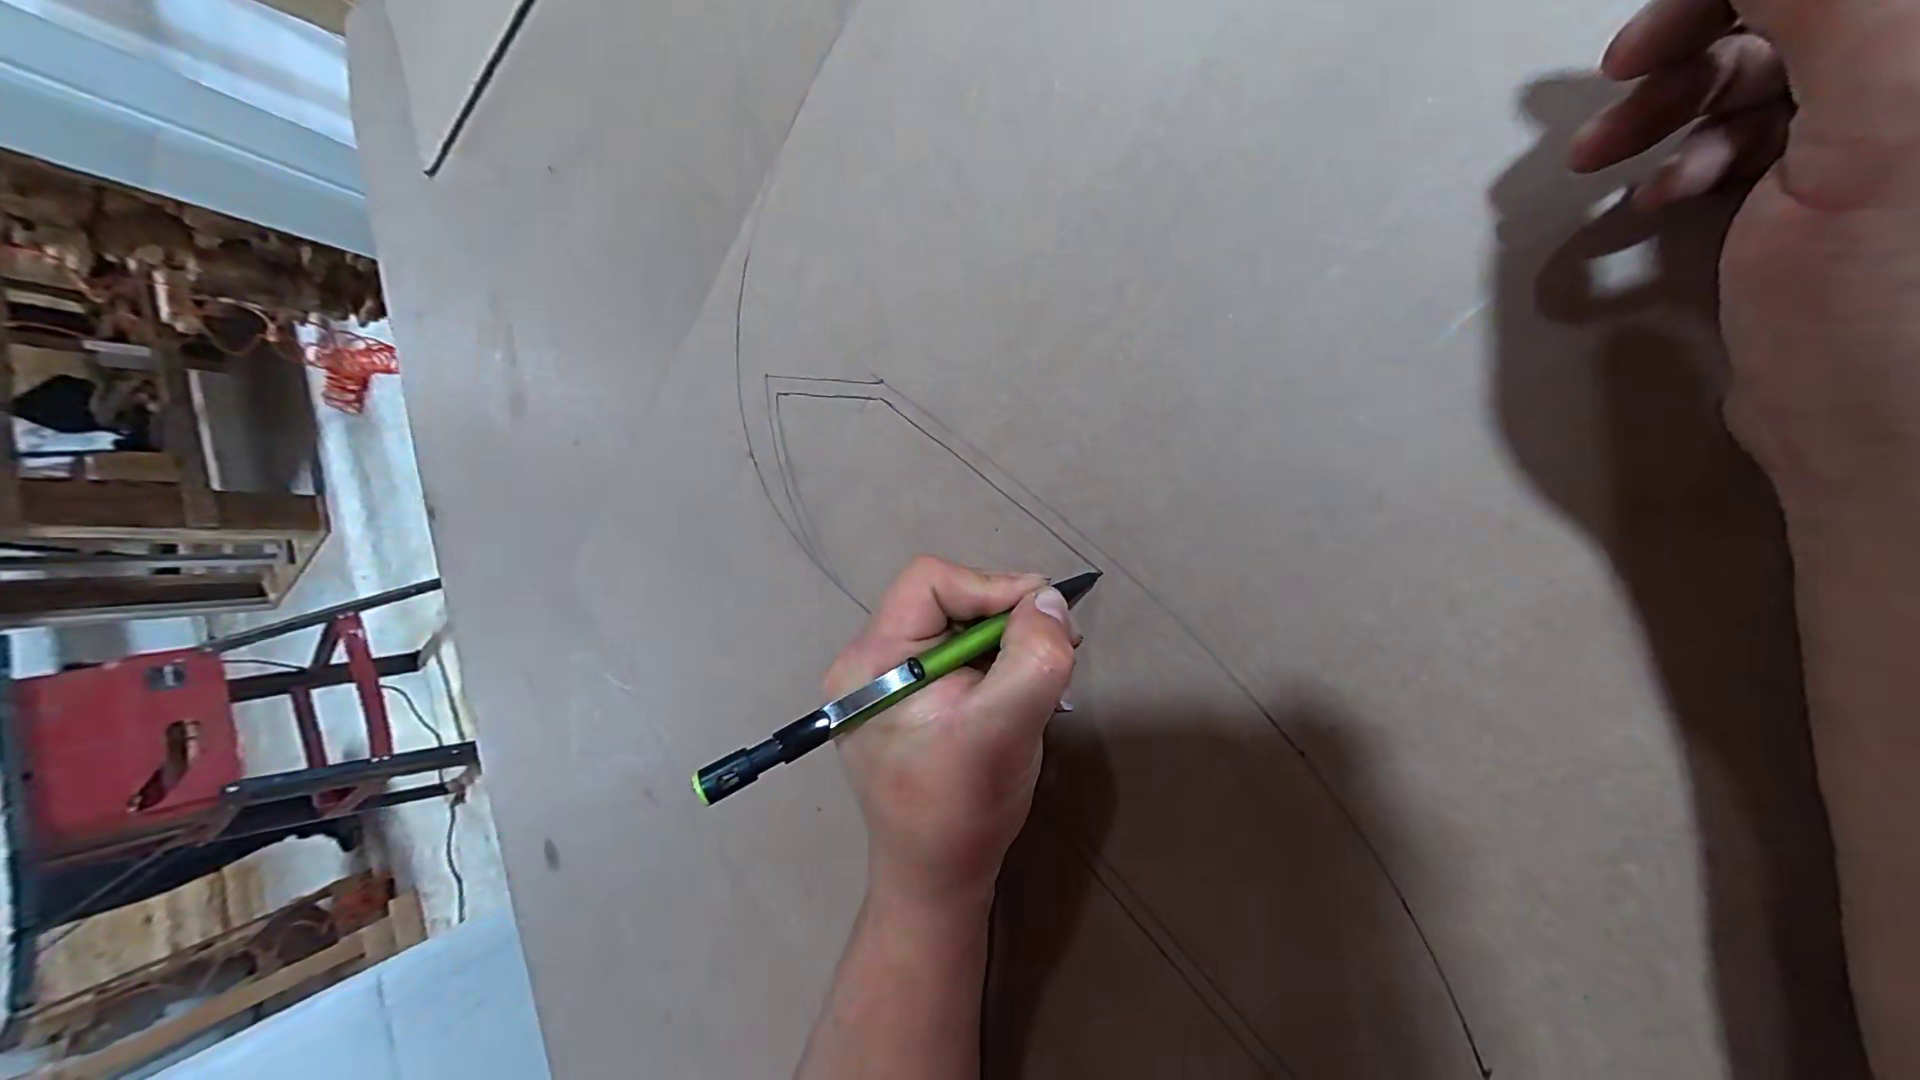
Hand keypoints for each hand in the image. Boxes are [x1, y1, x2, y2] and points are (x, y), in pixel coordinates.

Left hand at [824, 557, 1078, 914]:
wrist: (937, 877)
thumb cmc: (962, 808)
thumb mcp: (1006, 728)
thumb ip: (1034, 657)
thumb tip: (1048, 599)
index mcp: (871, 661)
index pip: (930, 582)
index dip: (991, 587)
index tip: (1044, 616)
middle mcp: (870, 661)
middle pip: (946, 600)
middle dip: (1006, 616)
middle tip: (1057, 643)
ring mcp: (889, 680)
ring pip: (957, 625)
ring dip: (1007, 641)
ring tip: (1041, 676)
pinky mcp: (910, 697)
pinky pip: (958, 654)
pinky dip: (997, 661)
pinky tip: (1019, 689)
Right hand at [1569, 0, 1919, 521]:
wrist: (1872, 412)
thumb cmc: (1889, 287)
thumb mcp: (1881, 120)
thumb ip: (1841, 7)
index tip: (1648, 35)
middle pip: (1802, 11)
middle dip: (1697, 40)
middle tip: (1621, 81)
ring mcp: (1895, 123)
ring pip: (1770, 66)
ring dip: (1676, 107)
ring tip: (1612, 159)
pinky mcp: (1837, 177)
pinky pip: (1755, 132)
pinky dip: (1692, 154)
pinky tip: (1665, 191)